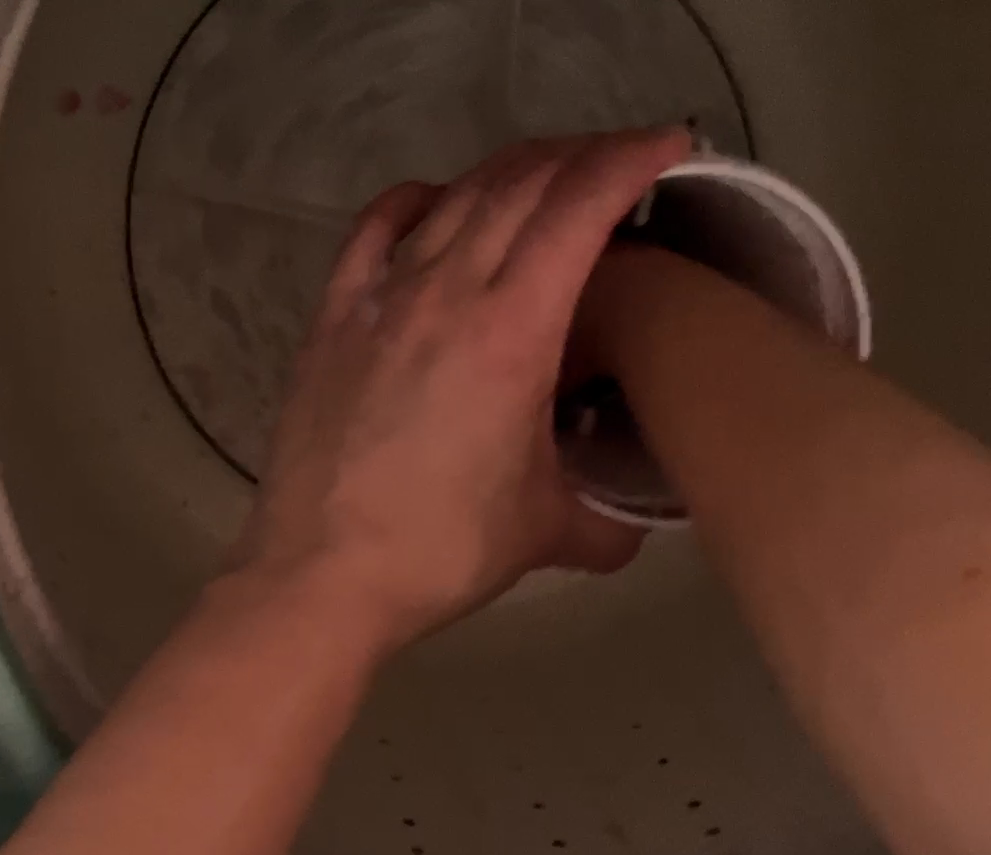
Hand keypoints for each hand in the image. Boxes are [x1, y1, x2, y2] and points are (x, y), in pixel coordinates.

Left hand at [229, 131, 692, 645]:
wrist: (322, 572)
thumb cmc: (438, 551)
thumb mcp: (544, 533)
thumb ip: (604, 524)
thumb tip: (632, 531)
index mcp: (511, 331)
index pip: (580, 206)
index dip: (631, 159)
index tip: (669, 146)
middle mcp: (444, 295)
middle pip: (518, 186)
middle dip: (578, 158)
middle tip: (611, 171)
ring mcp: (378, 304)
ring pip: (450, 201)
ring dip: (505, 174)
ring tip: (539, 181)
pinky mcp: (329, 324)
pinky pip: (371, 235)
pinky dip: (410, 203)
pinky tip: (430, 202)